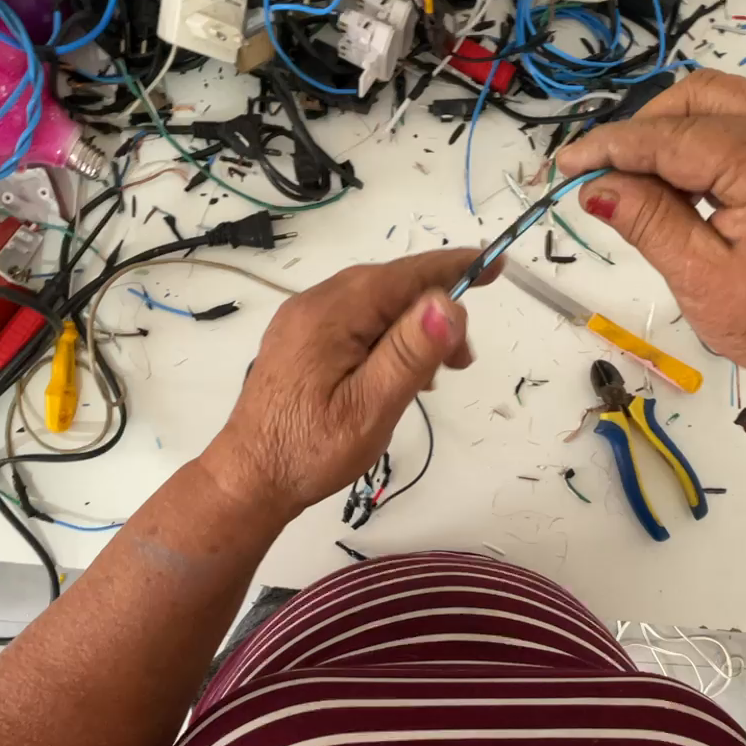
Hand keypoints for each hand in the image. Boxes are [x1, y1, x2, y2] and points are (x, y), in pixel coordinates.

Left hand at [198, 249, 494, 513]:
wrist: (250, 479)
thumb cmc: (310, 451)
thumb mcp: (370, 408)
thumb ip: (409, 354)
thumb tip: (447, 303)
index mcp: (333, 313)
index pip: (406, 275)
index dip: (454, 269)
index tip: (495, 267)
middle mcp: (314, 304)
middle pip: (390, 288)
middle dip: (436, 312)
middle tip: (461, 362)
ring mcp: (303, 322)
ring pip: (374, 307)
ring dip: (411, 331)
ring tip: (430, 378)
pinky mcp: (300, 342)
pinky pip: (354, 323)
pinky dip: (385, 340)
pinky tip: (393, 376)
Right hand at [557, 69, 745, 394]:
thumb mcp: (697, 275)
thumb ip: (647, 220)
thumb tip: (594, 186)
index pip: (676, 137)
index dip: (615, 146)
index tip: (568, 161)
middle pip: (701, 98)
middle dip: (644, 130)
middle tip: (602, 174)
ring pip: (720, 105)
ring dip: (669, 135)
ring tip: (634, 184)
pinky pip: (739, 128)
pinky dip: (698, 147)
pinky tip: (674, 187)